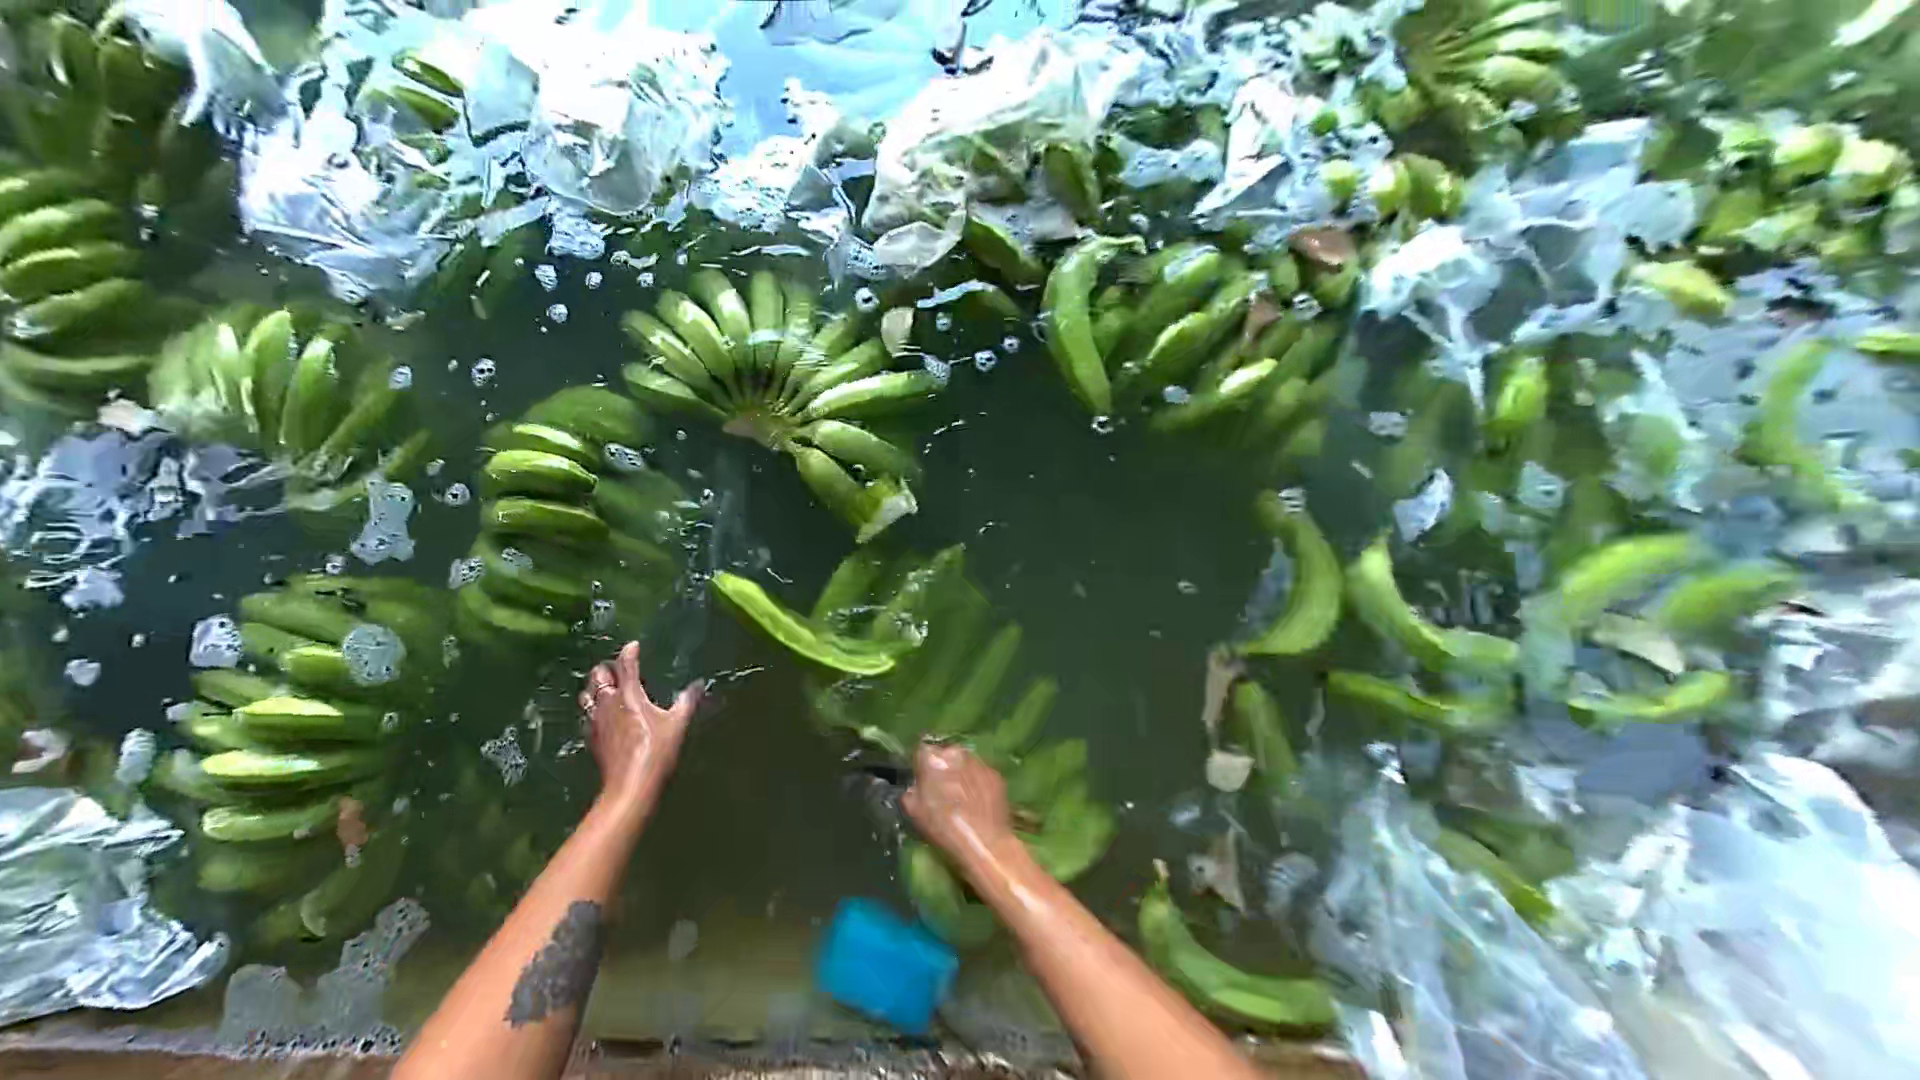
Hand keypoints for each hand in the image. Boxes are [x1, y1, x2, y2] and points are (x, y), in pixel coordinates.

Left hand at [579, 641, 700, 809]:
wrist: (630, 785)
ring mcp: (596, 720)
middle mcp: (608, 703)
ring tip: (606, 687)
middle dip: (607, 668)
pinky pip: (586, 714)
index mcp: (629, 695)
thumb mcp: (678, 723)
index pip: (626, 665)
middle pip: (598, 676)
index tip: (633, 645)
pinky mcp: (591, 737)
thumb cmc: (656, 750)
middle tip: (618, 668)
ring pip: (587, 694)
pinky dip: (592, 708)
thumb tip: (699, 684)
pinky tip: (600, 714)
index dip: (629, 652)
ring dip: (595, 687)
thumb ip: (687, 700)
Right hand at [902, 742, 1015, 866]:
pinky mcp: (995, 774)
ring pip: (965, 763)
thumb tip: (915, 788)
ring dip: (962, 774)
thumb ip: (911, 793)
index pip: (922, 753)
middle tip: (943, 789)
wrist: (985, 844)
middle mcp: (956, 754)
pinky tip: (978, 800)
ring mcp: (979, 762)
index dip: (922, 767)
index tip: (923, 780)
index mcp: (933, 759)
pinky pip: (982, 773)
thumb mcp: (915, 813)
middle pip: (946, 755)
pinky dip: (978, 782)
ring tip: (963, 796)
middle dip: (943, 768)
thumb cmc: (944, 829)